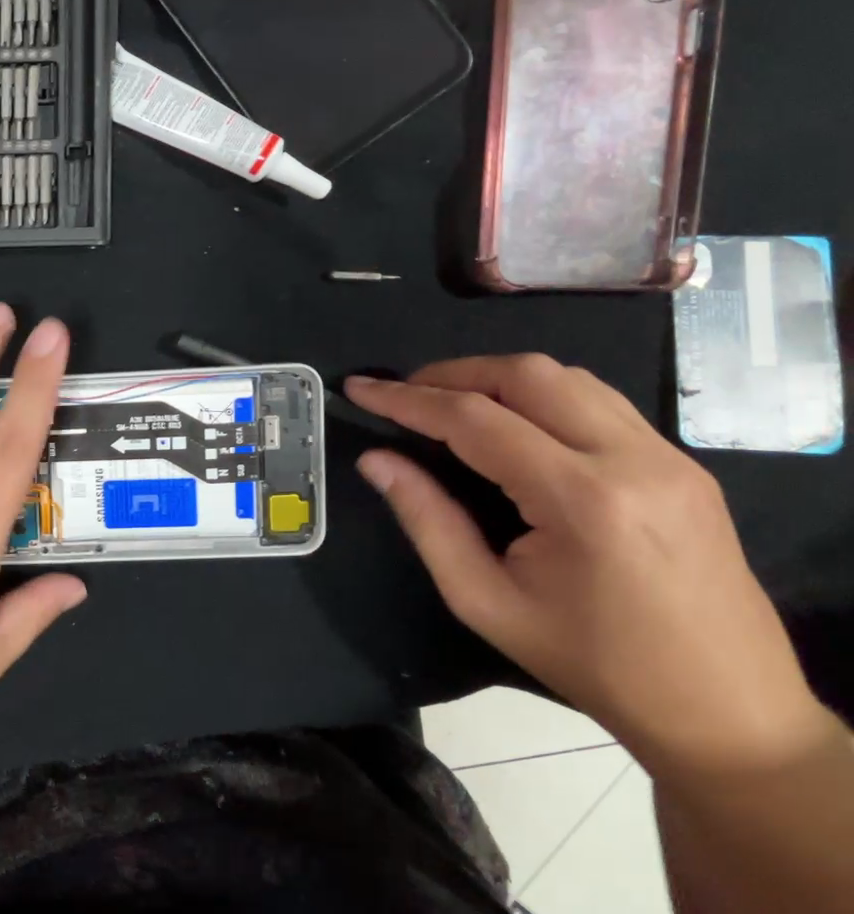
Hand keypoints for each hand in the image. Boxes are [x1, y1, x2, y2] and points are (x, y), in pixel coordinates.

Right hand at [345, 356, 833, 777]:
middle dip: (453, 373)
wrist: (723, 707)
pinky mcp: (684, 466)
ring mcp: (670, 458)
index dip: (407, 400)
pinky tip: (511, 424)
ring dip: (499, 378)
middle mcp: (634, 461)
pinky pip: (601, 403)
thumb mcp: (484, 599)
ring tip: (449, 403)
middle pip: (529, 376)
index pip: (476, 420)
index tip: (358, 388)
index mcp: (582, 500)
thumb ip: (427, 520)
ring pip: (571, 378)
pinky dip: (542, 397)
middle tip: (403, 395)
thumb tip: (376, 460)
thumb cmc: (590, 661)